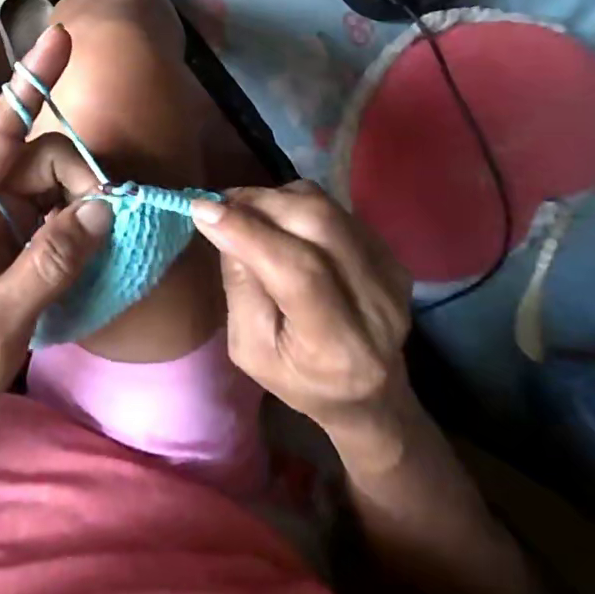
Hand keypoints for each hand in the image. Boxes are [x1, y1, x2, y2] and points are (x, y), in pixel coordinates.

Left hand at [0, 25, 108, 462]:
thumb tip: (101, 209)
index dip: (28, 83)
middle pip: (35, 156)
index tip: (59, 38)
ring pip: (47, 179)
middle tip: (103, 228)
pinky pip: (48, 205)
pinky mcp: (3, 234)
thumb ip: (50, 260)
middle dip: (77, 179)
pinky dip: (74, 216)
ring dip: (79, 200)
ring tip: (96, 243)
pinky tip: (88, 242)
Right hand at [191, 181, 416, 467]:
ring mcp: (391, 277)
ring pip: (326, 209)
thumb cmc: (298, 378)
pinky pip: (335, 209)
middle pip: (318, 225)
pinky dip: (296, 203)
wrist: (368, 395)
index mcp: (337, 346)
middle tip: (220, 202)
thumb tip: (223, 223)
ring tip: (245, 209)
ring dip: (275, 198)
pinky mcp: (392, 257)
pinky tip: (277, 221)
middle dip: (259, 203)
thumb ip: (240, 287)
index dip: (247, 232)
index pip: (297, 272)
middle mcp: (376, 306)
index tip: (202, 207)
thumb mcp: (250, 349)